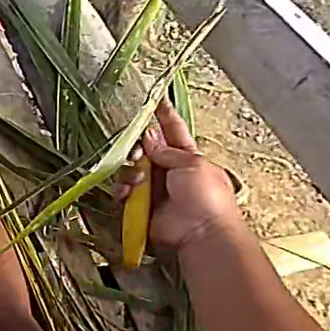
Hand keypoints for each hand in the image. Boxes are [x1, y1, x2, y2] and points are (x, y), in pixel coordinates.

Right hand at [112, 102, 246, 250]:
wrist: (201, 232)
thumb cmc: (206, 196)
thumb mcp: (192, 164)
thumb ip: (167, 150)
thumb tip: (148, 134)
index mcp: (186, 157)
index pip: (172, 130)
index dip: (164, 115)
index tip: (155, 98)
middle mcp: (167, 170)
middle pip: (143, 149)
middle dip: (137, 148)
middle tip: (138, 153)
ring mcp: (153, 189)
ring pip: (129, 170)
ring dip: (130, 173)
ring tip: (138, 181)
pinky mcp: (139, 206)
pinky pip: (122, 193)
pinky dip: (122, 192)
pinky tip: (128, 194)